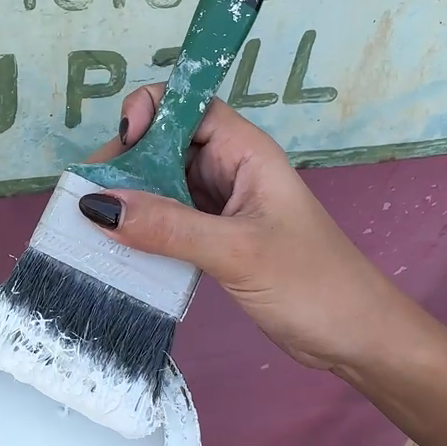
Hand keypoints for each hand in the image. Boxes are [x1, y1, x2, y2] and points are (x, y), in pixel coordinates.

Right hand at [81, 84, 431, 371]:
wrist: (357, 340)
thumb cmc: (312, 284)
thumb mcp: (236, 251)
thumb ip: (167, 226)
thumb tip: (96, 204)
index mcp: (244, 151)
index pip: (189, 104)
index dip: (151, 110)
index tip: (123, 144)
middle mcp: (228, 169)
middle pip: (164, 144)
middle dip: (125, 161)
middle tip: (89, 197)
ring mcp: (218, 205)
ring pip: (160, 184)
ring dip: (127, 198)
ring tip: (90, 224)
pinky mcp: (212, 239)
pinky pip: (165, 220)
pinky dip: (140, 228)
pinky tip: (114, 246)